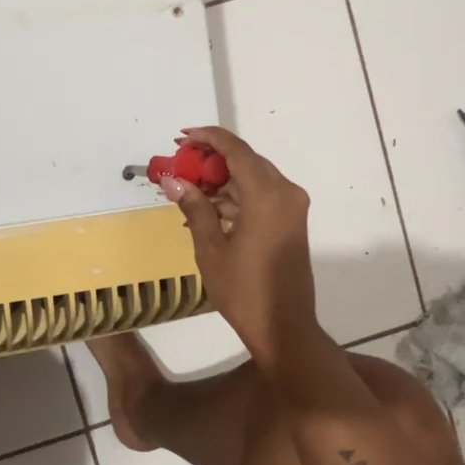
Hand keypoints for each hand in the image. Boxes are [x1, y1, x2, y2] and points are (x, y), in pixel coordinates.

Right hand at [161, 127, 325, 376]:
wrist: (283, 326)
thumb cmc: (243, 290)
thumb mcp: (210, 248)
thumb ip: (194, 208)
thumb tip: (173, 180)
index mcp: (267, 195)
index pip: (236, 150)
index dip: (208, 138)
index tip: (181, 138)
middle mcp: (285, 193)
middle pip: (245, 161)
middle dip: (211, 160)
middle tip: (178, 166)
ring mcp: (291, 208)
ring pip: (252, 179)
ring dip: (221, 181)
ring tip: (186, 191)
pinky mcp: (290, 222)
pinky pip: (260, 197)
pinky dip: (234, 198)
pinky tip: (206, 210)